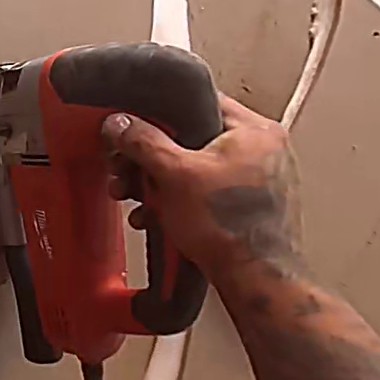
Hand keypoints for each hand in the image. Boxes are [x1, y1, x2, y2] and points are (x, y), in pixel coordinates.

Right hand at [102, 94, 302, 281]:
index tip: (131, 127)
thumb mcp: (173, 175)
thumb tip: (120, 122)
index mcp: (253, 131)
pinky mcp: (242, 204)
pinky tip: (154, 215)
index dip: (157, 114)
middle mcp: (259, 150)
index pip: (197, 103)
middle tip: (126, 171)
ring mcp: (253, 178)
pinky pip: (198, 192)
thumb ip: (144, 142)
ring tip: (135, 198)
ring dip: (154, 184)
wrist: (254, 277)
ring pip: (189, 168)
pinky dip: (173, 201)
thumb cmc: (230, 226)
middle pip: (187, 139)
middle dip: (147, 159)